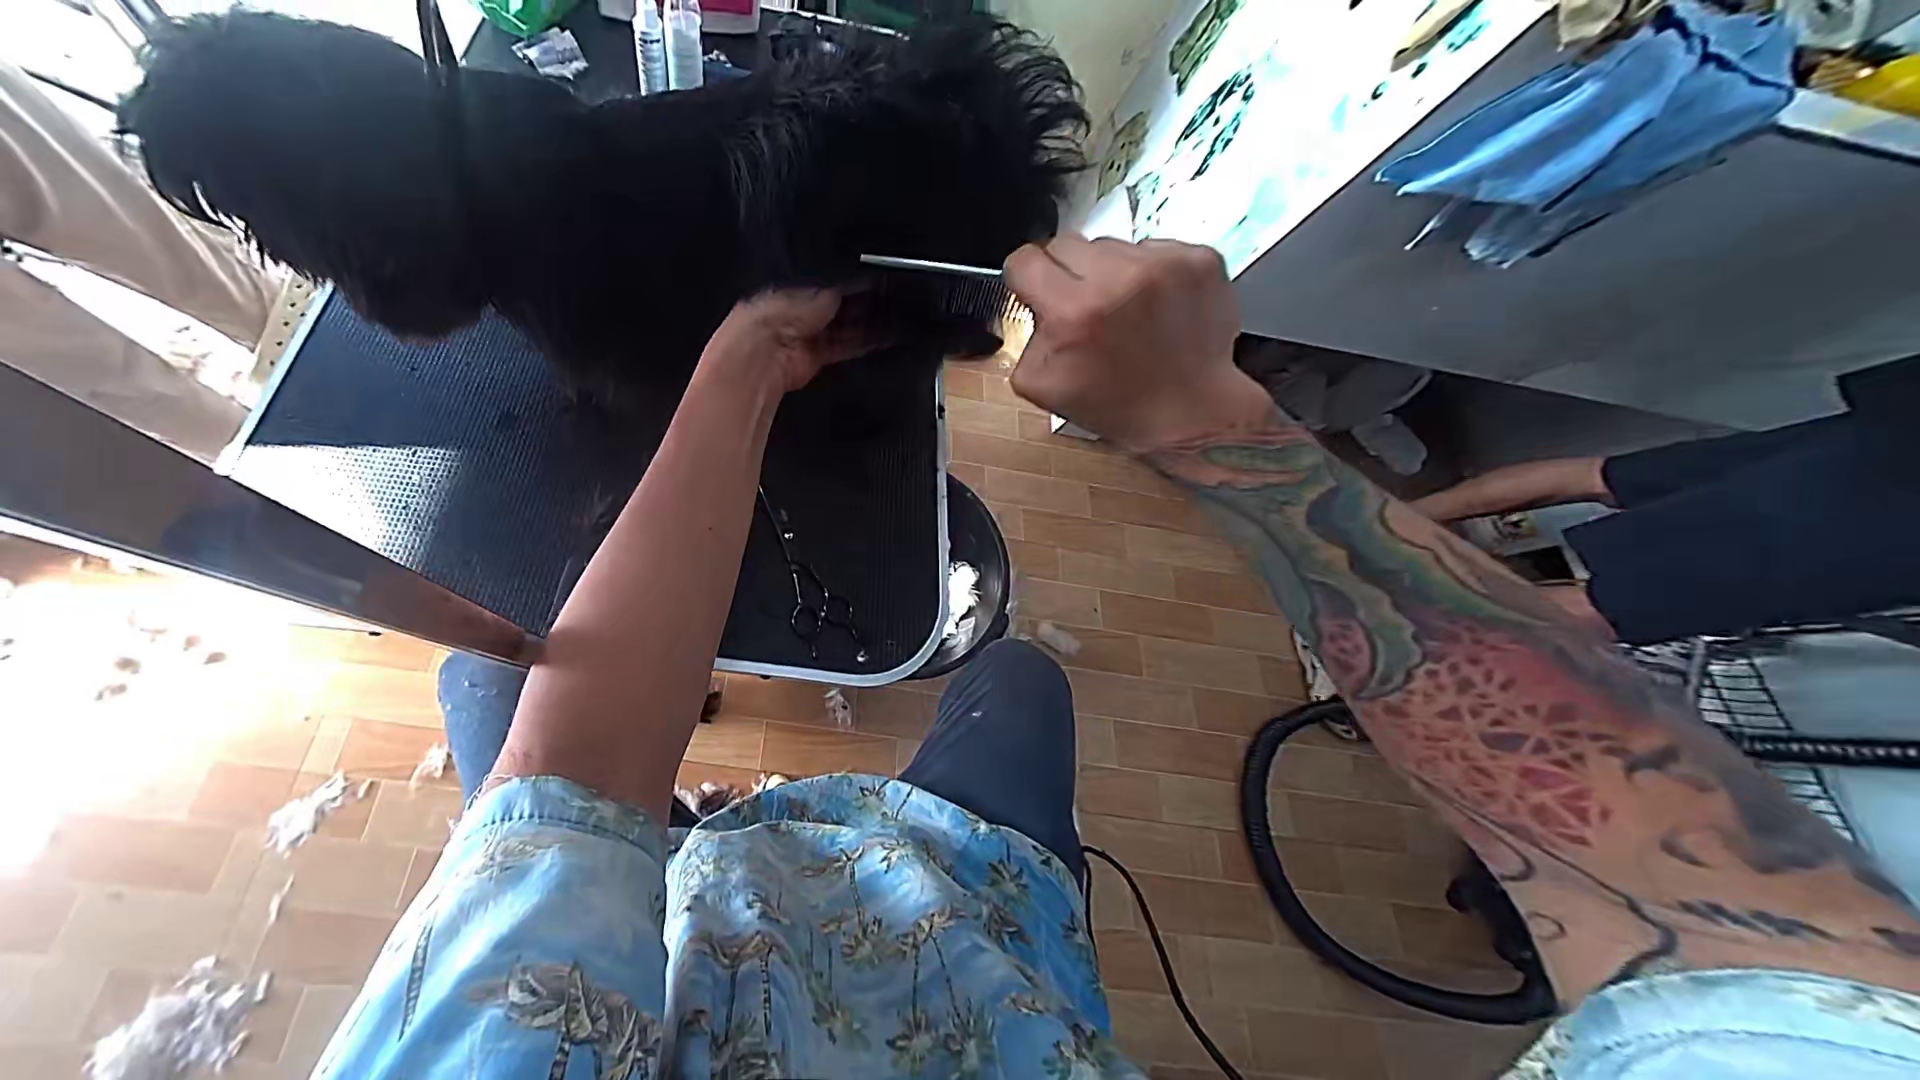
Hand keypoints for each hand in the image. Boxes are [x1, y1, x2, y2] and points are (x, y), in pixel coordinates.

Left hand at [701, 288, 876, 394]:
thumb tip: (851, 285)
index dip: (845, 285)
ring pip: (840, 330)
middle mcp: (795, 315)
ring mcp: (804, 338)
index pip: (822, 285)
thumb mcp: (810, 289)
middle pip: (834, 310)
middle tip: (880, 300)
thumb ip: (833, 289)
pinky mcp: (813, 359)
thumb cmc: (770, 316)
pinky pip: (841, 350)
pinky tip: (878, 339)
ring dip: (863, 327)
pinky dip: (860, 345)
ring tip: (886, 320)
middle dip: (857, 306)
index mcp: (787, 290)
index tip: (868, 284)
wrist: (763, 353)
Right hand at [1003, 236, 1272, 453]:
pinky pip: (1153, 248)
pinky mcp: (1198, 259)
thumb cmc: (1121, 406)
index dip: (1027, 278)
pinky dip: (1149, 273)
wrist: (1189, 412)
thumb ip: (1024, 339)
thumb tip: (1028, 303)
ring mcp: (1164, 265)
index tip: (1037, 290)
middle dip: (1068, 276)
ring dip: (1111, 274)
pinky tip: (1155, 308)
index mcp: (1074, 313)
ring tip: (1126, 314)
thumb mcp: (1044, 388)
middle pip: (1067, 244)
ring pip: (1112, 245)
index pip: (1026, 260)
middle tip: (1086, 312)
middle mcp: (1119, 279)